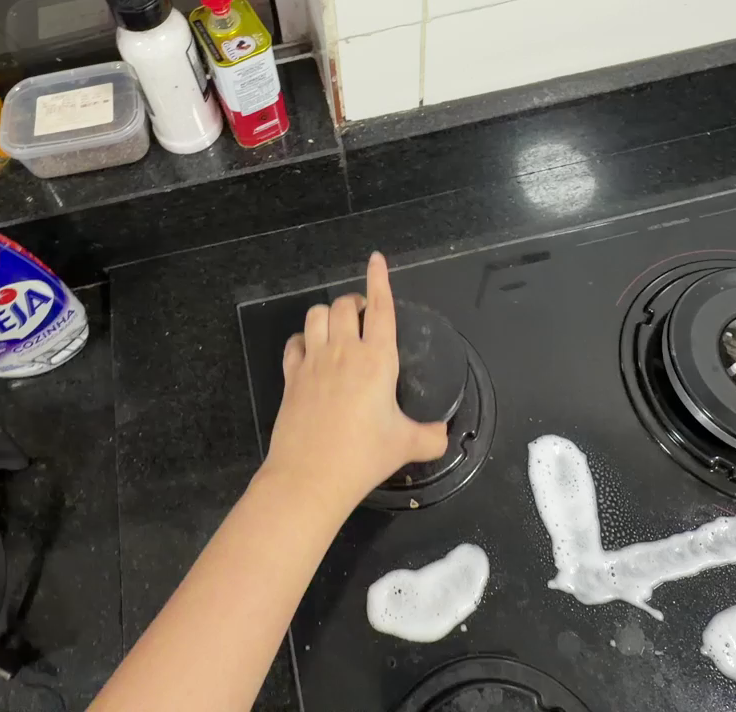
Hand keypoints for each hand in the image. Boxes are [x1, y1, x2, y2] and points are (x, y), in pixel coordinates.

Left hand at [260, 252, 449, 513]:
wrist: (310, 476)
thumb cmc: (364, 456)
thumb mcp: (407, 446)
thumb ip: (431, 436)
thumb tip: (444, 434)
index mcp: (377, 359)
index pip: (379, 308)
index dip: (379, 280)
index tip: (376, 259)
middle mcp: (343, 351)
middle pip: (343, 305)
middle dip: (353, 302)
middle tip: (361, 315)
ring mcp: (313, 361)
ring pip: (315, 316)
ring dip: (326, 314)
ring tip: (336, 327)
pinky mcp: (291, 376)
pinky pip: (293, 343)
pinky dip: (302, 340)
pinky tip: (309, 351)